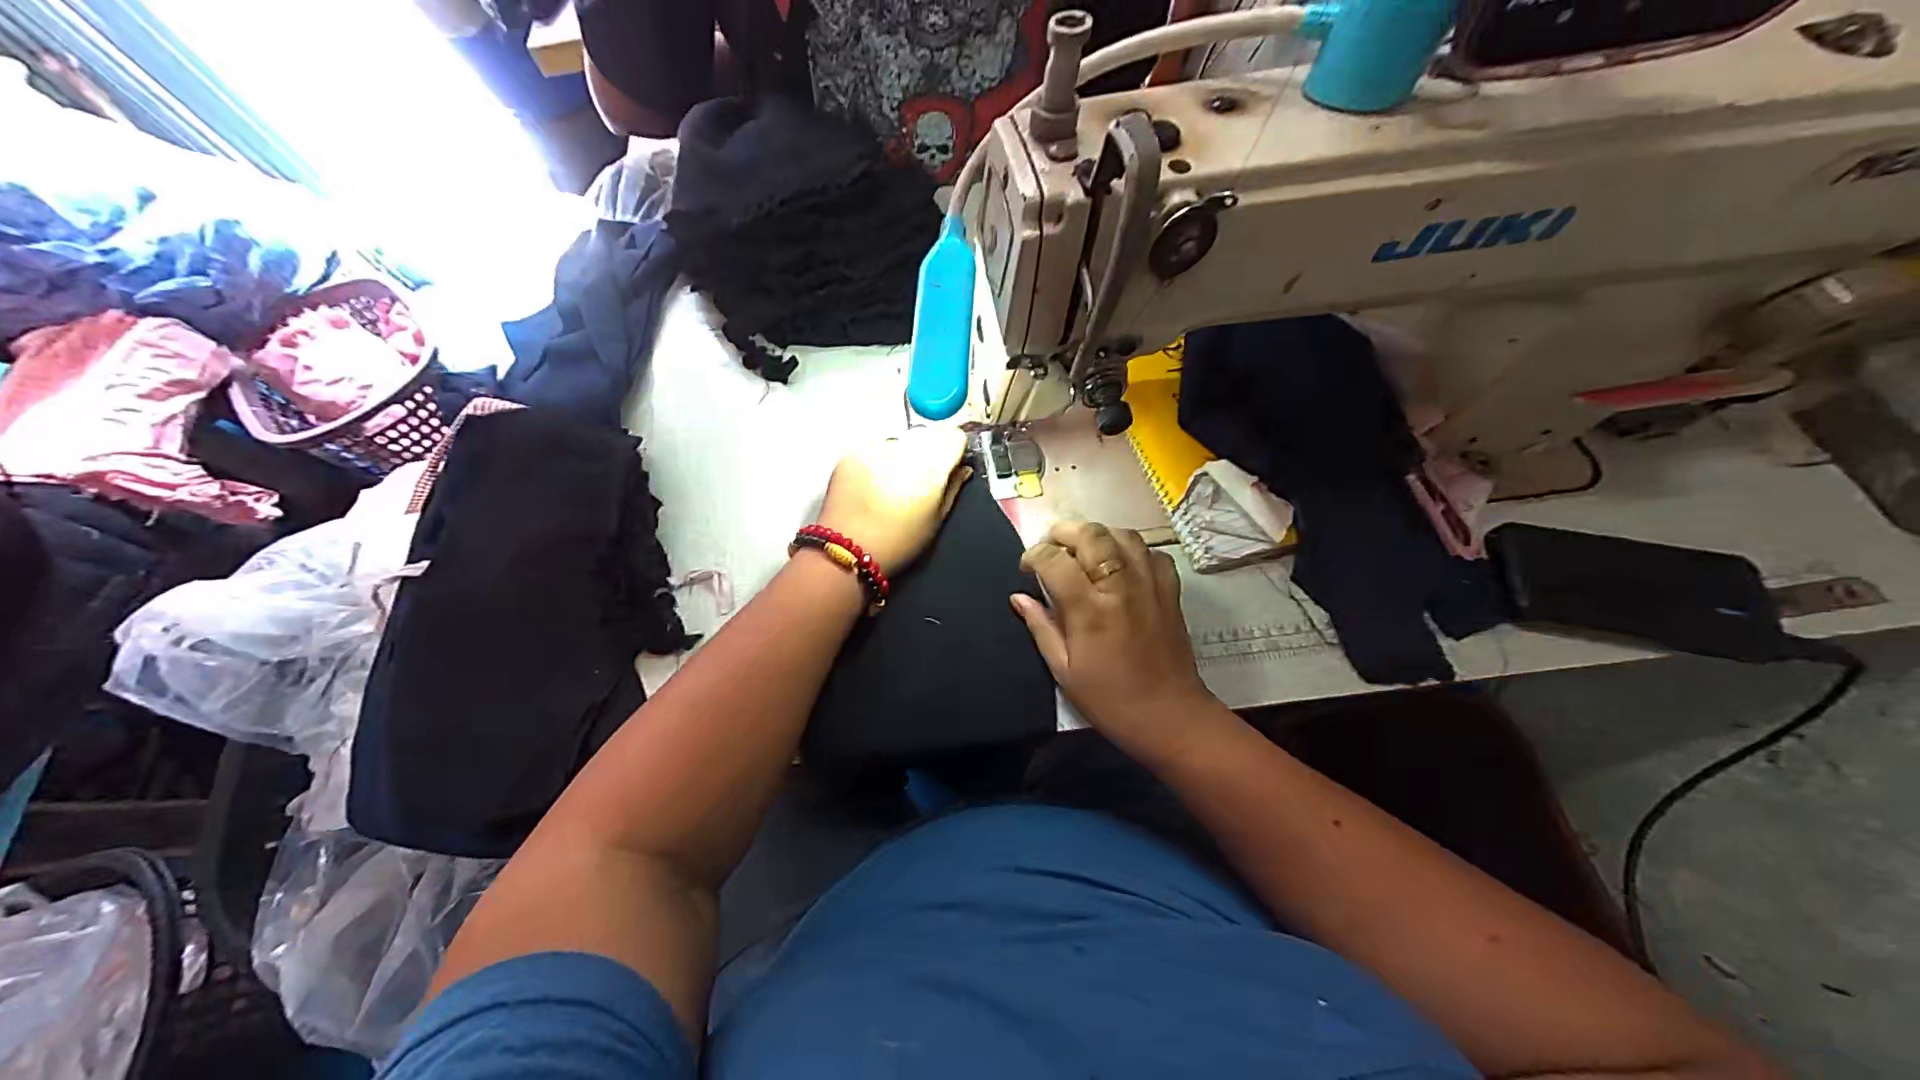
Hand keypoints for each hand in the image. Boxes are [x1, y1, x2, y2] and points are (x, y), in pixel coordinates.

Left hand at [815, 426, 970, 575]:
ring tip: (890, 487)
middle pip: (926, 437)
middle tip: (916, 483)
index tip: (949, 467)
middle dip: (927, 454)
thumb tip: (963, 469)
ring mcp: (876, 448)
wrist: (847, 550)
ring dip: (900, 457)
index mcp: (932, 464)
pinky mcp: (852, 453)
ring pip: (898, 442)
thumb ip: (953, 487)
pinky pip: (874, 450)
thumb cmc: (900, 541)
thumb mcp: (936, 520)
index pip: (954, 437)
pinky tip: (870, 487)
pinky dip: (877, 463)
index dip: (953, 451)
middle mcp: (905, 448)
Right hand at [1011, 521, 1217, 758]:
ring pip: (1122, 534)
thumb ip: (1041, 627)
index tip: (1026, 569)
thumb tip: (1019, 598)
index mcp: (1090, 609)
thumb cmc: (1110, 700)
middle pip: (1091, 534)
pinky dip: (1131, 550)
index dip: (1034, 555)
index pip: (1055, 560)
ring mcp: (1150, 584)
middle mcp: (1120, 587)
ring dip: (1097, 535)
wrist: (1170, 716)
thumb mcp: (1064, 670)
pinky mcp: (1170, 590)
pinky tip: (1119, 565)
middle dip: (1063, 533)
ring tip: (1082, 551)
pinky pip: (1151, 552)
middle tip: (1050, 550)